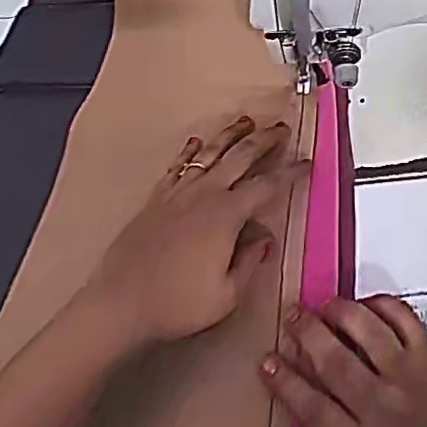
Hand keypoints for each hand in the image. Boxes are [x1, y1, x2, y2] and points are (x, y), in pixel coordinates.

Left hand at [83, 117, 310, 346]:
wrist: (120, 304)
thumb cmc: (176, 304)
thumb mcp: (226, 295)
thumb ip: (249, 262)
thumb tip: (264, 239)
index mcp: (227, 214)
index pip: (267, 185)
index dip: (290, 172)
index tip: (306, 162)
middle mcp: (205, 193)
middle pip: (241, 155)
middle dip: (265, 139)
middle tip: (281, 128)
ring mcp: (179, 192)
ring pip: (211, 152)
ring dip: (231, 134)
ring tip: (246, 121)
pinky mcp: (157, 197)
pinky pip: (178, 165)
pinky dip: (190, 151)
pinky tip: (196, 142)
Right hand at [261, 295, 426, 426]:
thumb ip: (326, 417)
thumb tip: (293, 369)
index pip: (315, 411)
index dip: (286, 382)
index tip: (267, 360)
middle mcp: (386, 410)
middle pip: (337, 364)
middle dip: (309, 334)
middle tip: (293, 316)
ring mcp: (410, 378)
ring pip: (369, 332)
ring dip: (341, 312)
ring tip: (325, 305)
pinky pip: (402, 316)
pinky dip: (380, 303)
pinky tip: (364, 303)